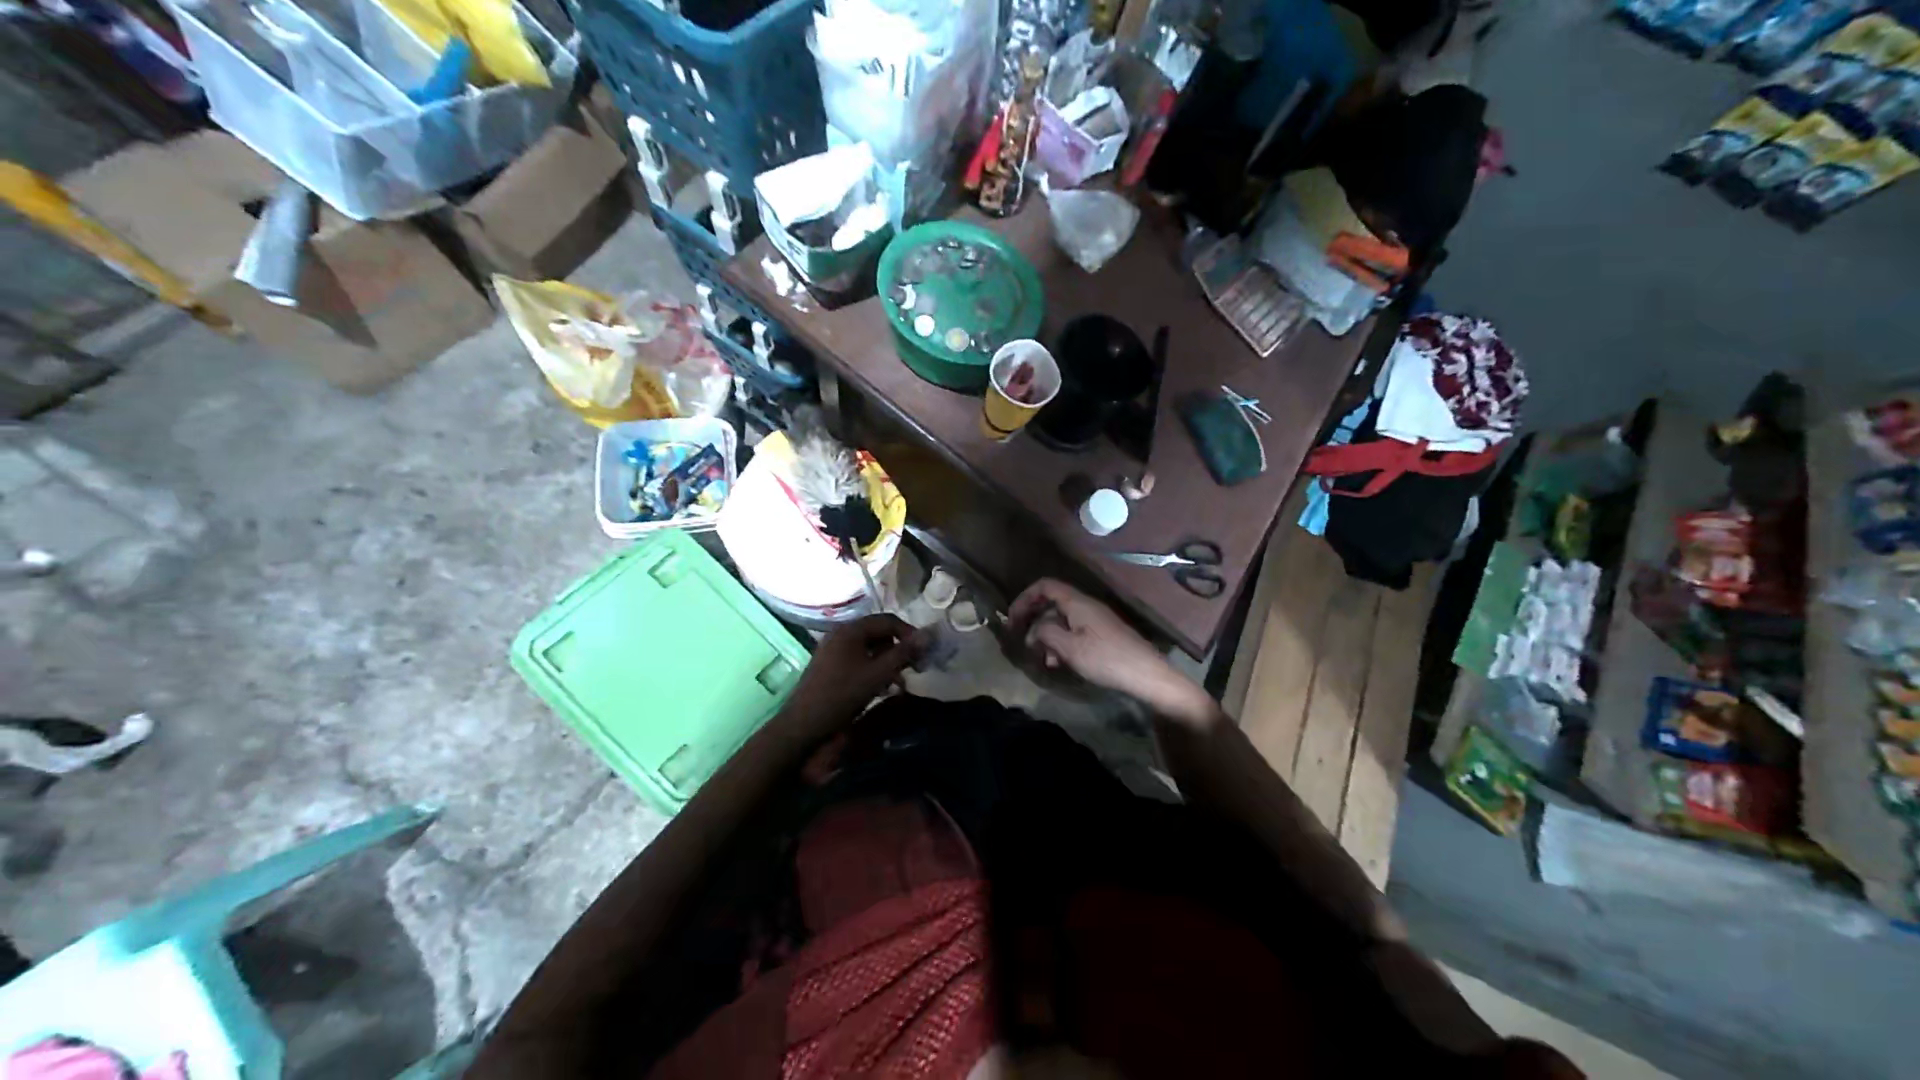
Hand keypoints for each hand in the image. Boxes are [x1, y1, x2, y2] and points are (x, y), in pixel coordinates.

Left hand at [780, 614, 923, 738]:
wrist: (804, 724)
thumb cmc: (842, 695)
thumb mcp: (878, 674)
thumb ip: (904, 653)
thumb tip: (930, 635)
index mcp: (851, 629)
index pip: (888, 620)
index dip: (909, 634)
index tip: (924, 653)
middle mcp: (840, 633)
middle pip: (878, 632)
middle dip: (898, 648)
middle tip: (913, 668)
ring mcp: (832, 649)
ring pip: (868, 647)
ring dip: (886, 661)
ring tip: (898, 682)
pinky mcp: (828, 664)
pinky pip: (857, 658)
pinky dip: (872, 668)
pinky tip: (879, 687)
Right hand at [1007, 579, 1219, 727]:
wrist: (1147, 675)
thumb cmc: (1106, 659)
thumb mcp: (1070, 648)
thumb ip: (1046, 634)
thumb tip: (1035, 630)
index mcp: (1078, 603)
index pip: (1045, 586)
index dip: (1025, 598)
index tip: (1012, 620)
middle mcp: (1087, 606)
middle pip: (1052, 603)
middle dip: (1034, 621)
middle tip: (1023, 642)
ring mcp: (1096, 620)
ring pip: (1062, 620)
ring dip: (1048, 636)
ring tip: (1043, 659)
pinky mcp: (1103, 635)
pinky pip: (1074, 632)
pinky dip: (1062, 643)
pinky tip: (1059, 662)